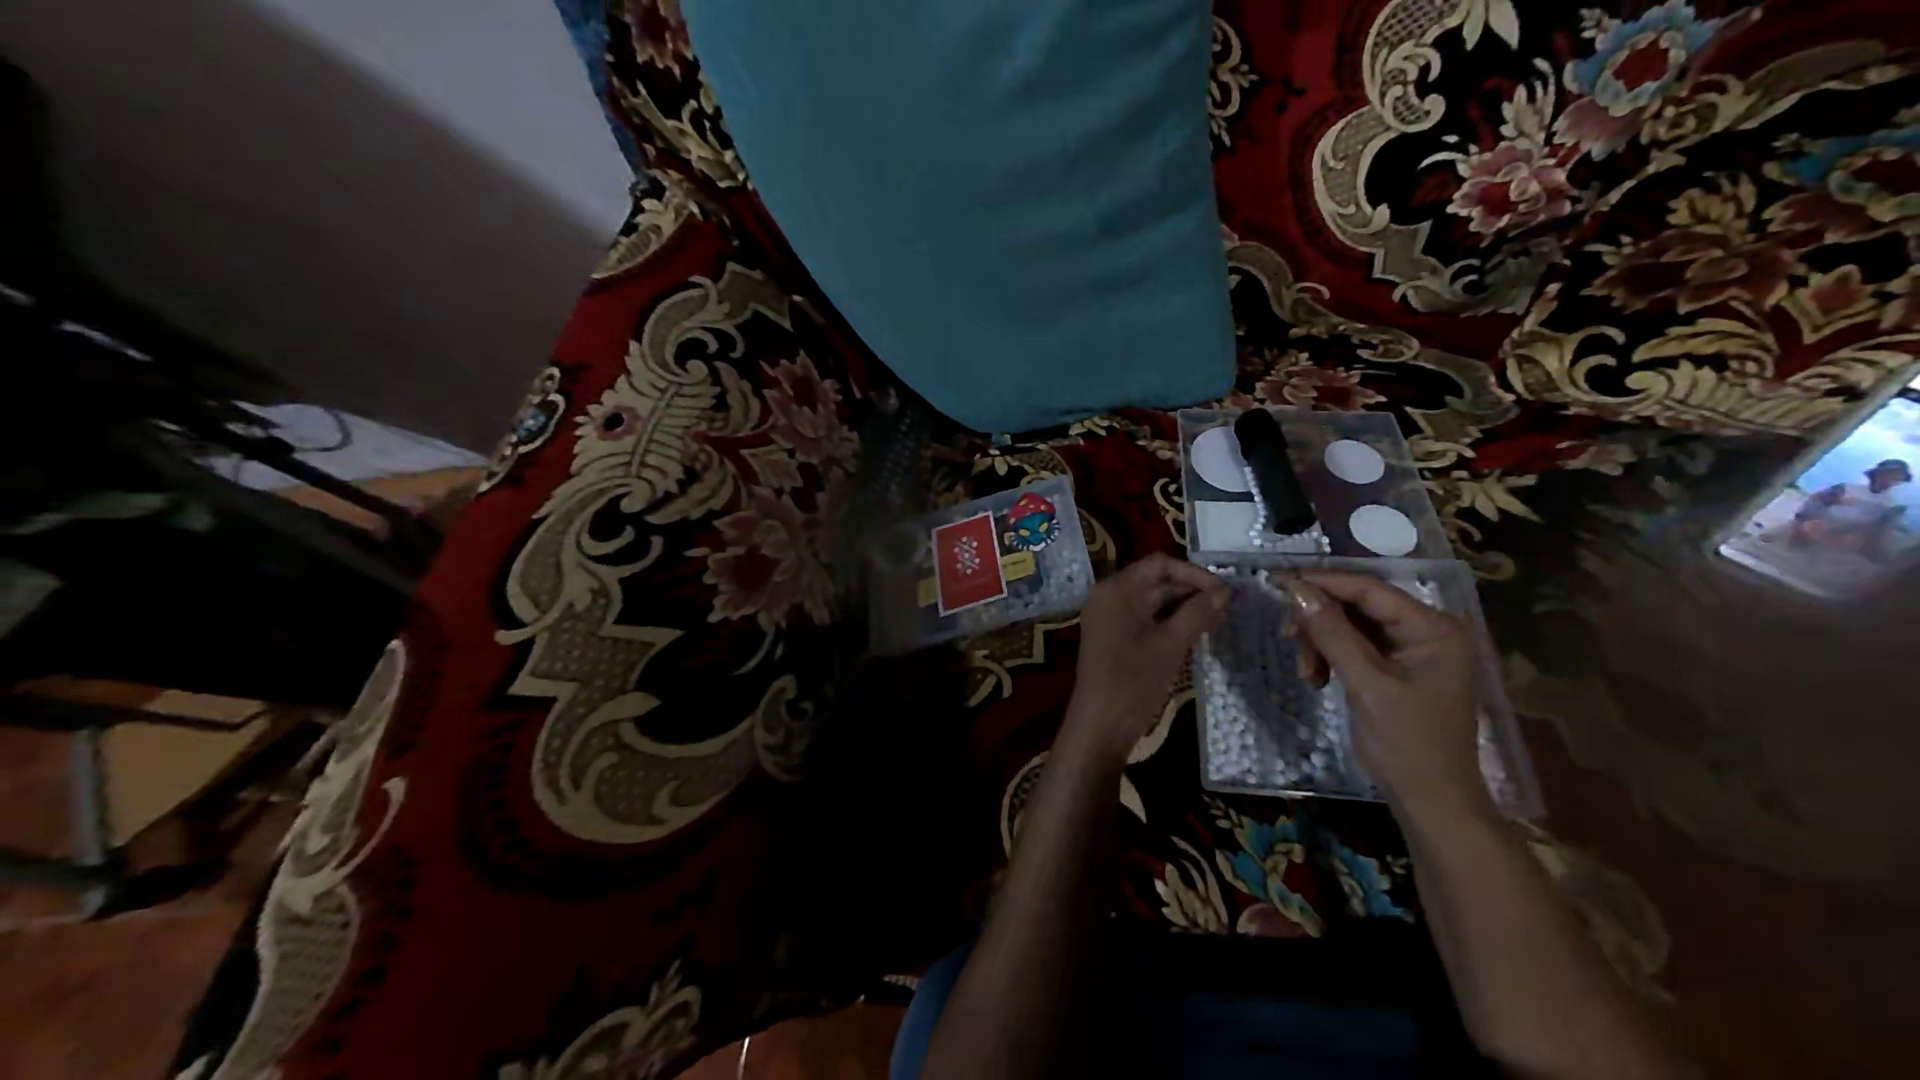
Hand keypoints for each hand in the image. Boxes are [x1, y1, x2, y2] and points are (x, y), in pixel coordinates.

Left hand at [1062, 554, 1227, 765]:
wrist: (1101, 725)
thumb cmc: (1134, 680)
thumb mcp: (1171, 644)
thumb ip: (1198, 613)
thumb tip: (1226, 592)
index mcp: (1116, 589)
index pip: (1159, 564)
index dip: (1194, 573)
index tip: (1224, 591)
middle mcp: (1109, 596)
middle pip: (1155, 581)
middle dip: (1192, 590)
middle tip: (1229, 606)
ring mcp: (1109, 617)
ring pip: (1152, 601)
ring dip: (1184, 607)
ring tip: (1220, 618)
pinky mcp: (1114, 637)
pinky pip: (1145, 619)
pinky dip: (1170, 622)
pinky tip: (1199, 631)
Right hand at [1289, 572, 1487, 815]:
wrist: (1429, 798)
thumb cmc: (1407, 741)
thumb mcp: (1366, 684)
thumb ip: (1332, 633)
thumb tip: (1296, 590)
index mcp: (1434, 628)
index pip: (1371, 590)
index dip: (1324, 583)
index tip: (1280, 583)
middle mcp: (1426, 630)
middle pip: (1359, 605)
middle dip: (1319, 620)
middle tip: (1286, 635)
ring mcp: (1412, 649)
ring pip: (1350, 625)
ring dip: (1320, 642)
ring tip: (1306, 672)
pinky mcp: (1396, 666)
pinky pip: (1354, 646)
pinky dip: (1330, 656)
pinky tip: (1316, 677)